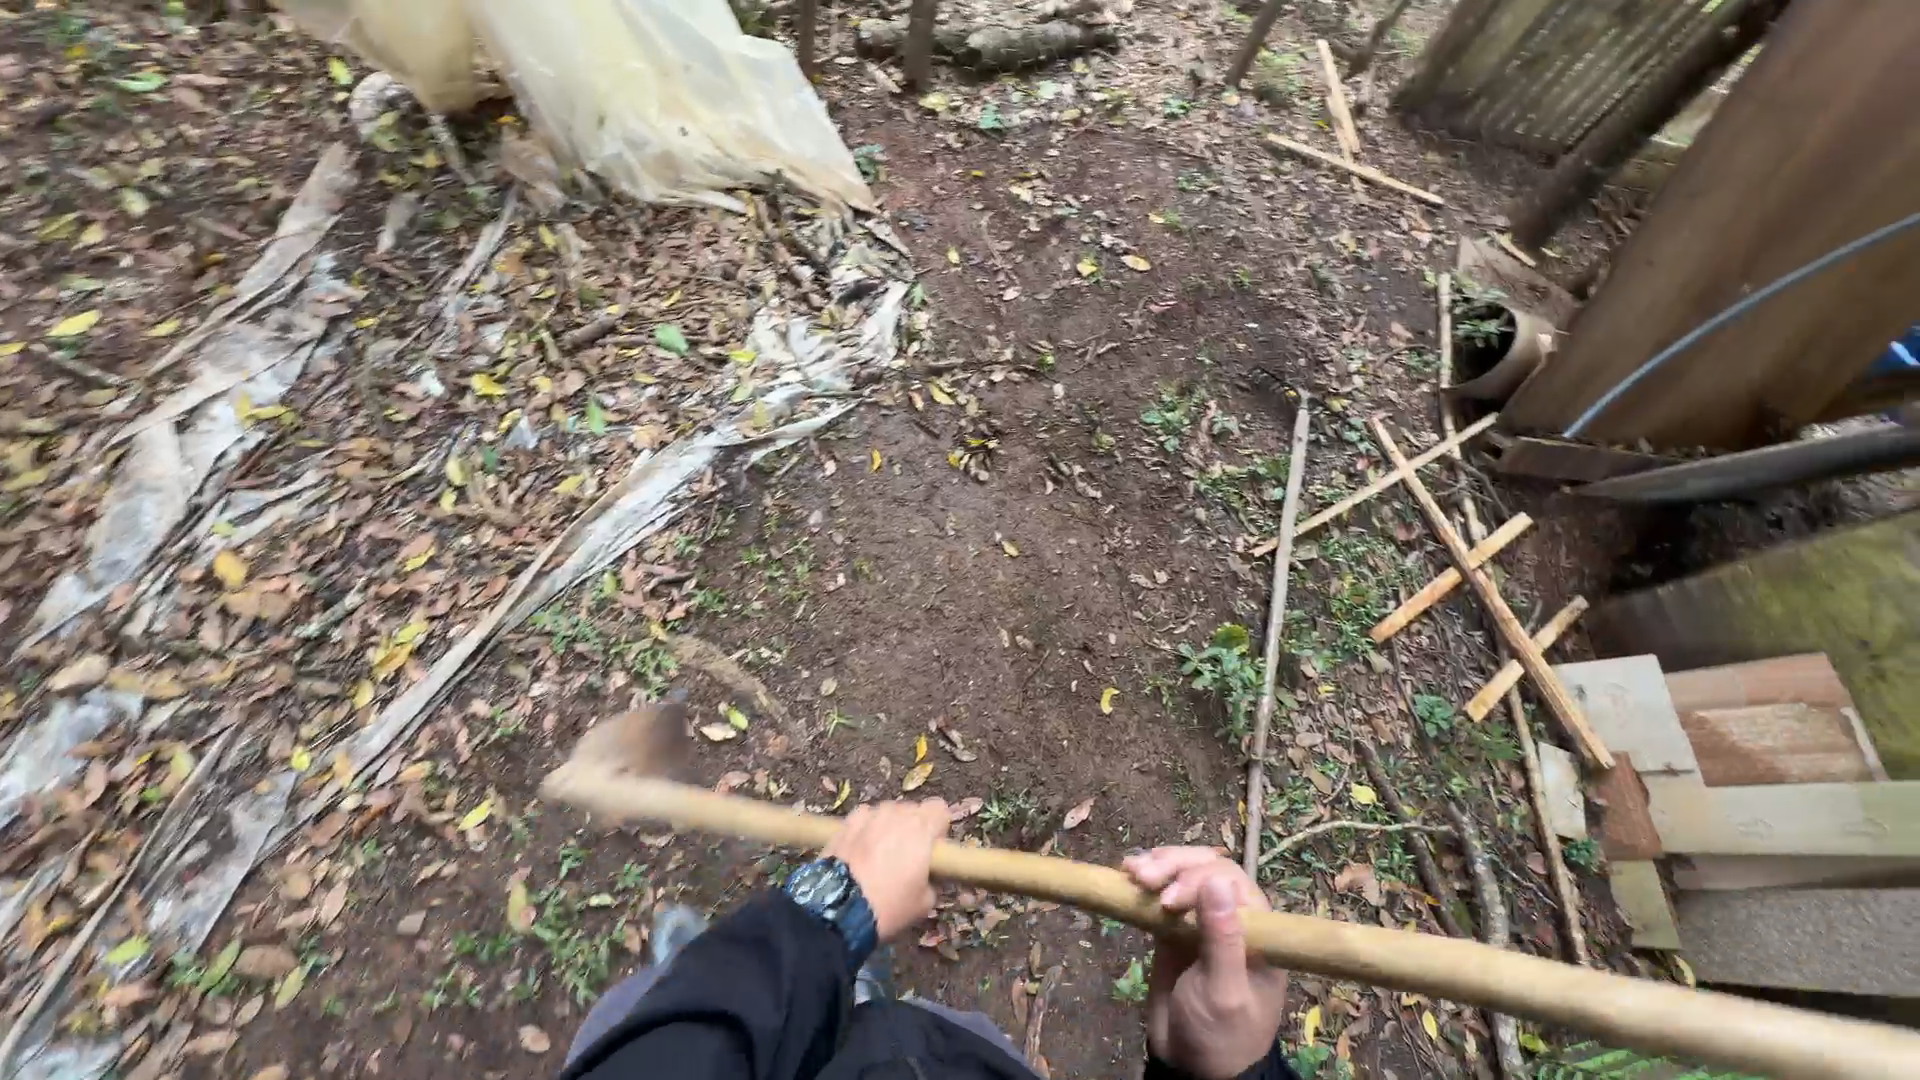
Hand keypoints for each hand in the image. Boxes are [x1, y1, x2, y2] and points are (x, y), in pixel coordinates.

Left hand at [822, 798, 949, 941]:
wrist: (840, 908)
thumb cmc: (889, 905)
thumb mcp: (925, 902)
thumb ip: (932, 879)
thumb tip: (927, 875)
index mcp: (922, 828)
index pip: (940, 809)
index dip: (938, 828)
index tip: (931, 849)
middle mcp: (897, 813)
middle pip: (912, 811)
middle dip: (912, 829)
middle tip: (904, 857)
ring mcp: (870, 814)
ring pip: (887, 813)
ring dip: (888, 828)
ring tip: (878, 856)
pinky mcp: (847, 821)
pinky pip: (865, 818)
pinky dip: (866, 829)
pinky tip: (859, 851)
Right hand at [1124, 847, 1288, 1079]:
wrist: (1192, 1069)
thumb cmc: (1220, 1037)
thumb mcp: (1224, 993)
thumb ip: (1222, 939)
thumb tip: (1216, 880)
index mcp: (1257, 930)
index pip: (1230, 880)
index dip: (1197, 878)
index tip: (1168, 901)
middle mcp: (1231, 916)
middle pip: (1203, 867)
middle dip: (1172, 865)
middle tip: (1141, 877)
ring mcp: (1200, 919)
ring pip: (1182, 872)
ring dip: (1157, 864)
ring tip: (1130, 870)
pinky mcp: (1173, 928)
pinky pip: (1160, 892)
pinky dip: (1144, 879)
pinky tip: (1126, 872)